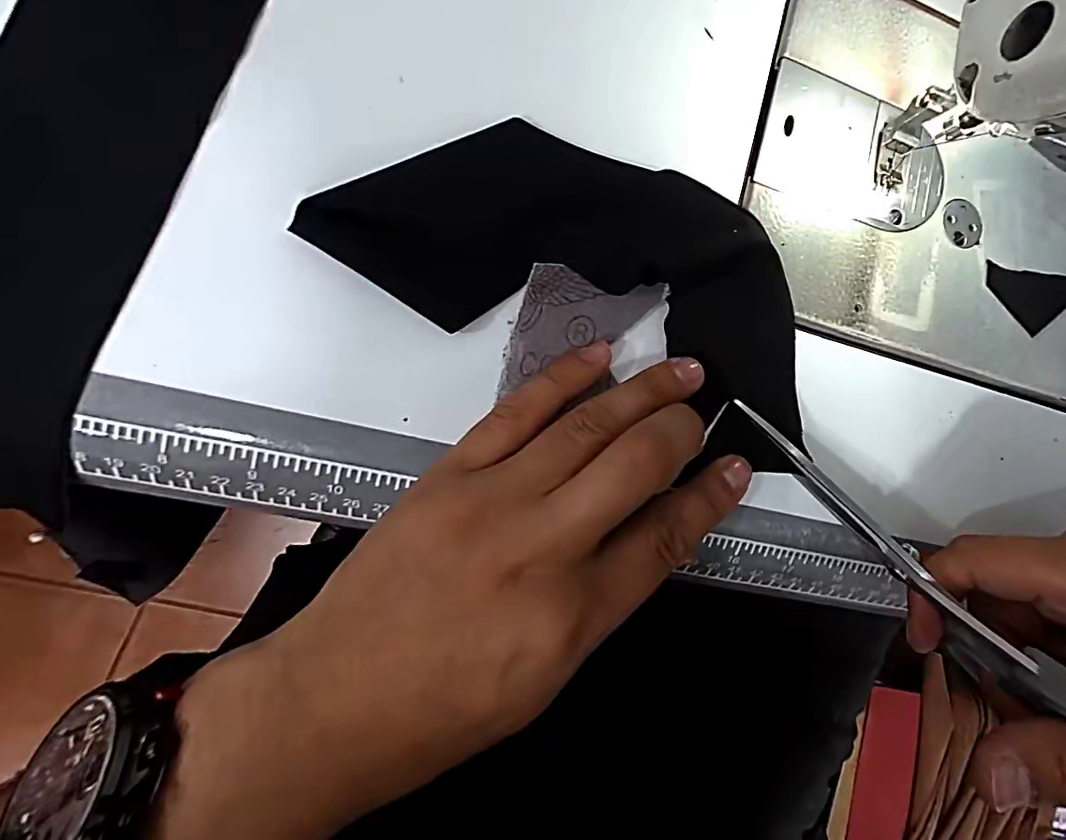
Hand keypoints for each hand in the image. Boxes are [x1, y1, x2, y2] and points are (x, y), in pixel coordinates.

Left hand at [149, 344, 752, 839]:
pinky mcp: (450, 472)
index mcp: (572, 614)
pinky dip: (564, 377)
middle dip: (682, 429)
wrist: (328, 702)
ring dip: (642, 390)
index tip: (737, 466)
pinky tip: (600, 355)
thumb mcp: (548, 675)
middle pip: (634, 465)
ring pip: (586, 427)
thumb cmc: (448, 708)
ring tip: (682, 369)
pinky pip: (517, 411)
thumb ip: (608, 595)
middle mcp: (540, 546)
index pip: (664, 537)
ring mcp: (491, 499)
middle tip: (706, 407)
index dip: (710, 496)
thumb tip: (656, 530)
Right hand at [905, 522, 1065, 839]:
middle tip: (985, 724)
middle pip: (998, 596)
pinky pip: (1061, 646)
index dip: (935, 595)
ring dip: (1017, 682)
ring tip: (1036, 743)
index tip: (920, 646)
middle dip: (980, 657)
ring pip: (1027, 626)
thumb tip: (987, 769)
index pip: (979, 560)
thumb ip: (1065, 761)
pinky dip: (1050, 689)